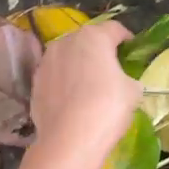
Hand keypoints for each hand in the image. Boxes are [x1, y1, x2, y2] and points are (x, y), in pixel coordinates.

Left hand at [29, 20, 141, 165]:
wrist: (69, 139)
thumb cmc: (107, 108)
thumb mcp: (133, 92)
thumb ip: (128, 79)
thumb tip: (124, 82)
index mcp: (93, 37)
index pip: (114, 29)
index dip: (126, 37)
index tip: (132, 48)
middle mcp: (65, 42)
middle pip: (87, 41)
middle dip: (99, 51)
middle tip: (110, 69)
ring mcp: (46, 62)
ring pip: (67, 58)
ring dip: (78, 66)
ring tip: (88, 86)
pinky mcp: (35, 83)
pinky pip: (55, 77)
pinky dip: (64, 83)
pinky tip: (72, 101)